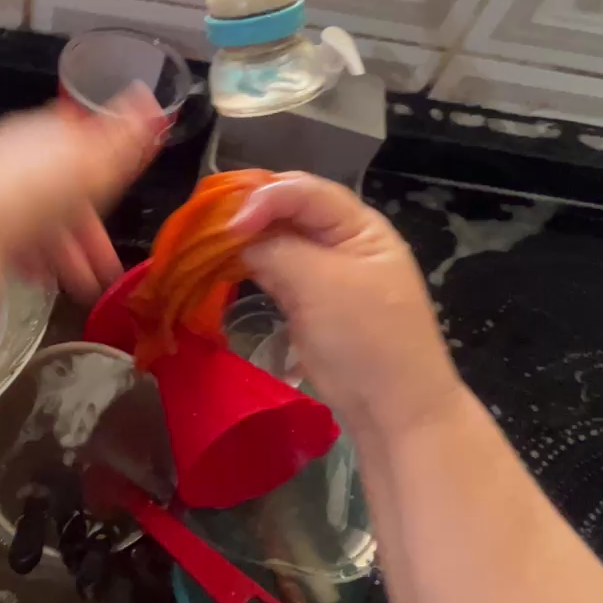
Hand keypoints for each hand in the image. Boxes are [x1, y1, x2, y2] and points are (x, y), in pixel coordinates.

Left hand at [0, 85, 162, 301]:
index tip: (121, 207)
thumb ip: (126, 137)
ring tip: (83, 286)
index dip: (105, 178)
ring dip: (67, 254)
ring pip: (39, 222)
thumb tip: (149, 98)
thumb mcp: (95, 162)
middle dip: (89, 230)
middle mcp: (15, 158)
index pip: (81, 146)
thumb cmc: (38, 191)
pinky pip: (13, 242)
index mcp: (43, 134)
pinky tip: (46, 282)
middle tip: (107, 265)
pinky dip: (35, 262)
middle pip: (61, 192)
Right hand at [229, 173, 463, 438]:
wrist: (393, 410)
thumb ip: (278, 251)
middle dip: (250, 211)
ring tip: (209, 239)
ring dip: (245, 237)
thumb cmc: (367, 339)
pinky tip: (223, 262)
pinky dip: (248, 263)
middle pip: (289, 209)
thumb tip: (237, 237)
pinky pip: (273, 267)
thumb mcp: (323, 285)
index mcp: (359, 226)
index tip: (231, 224)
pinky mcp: (306, 298)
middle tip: (210, 222)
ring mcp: (323, 270)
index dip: (265, 197)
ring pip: (277, 238)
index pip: (305, 192)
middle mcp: (340, 239)